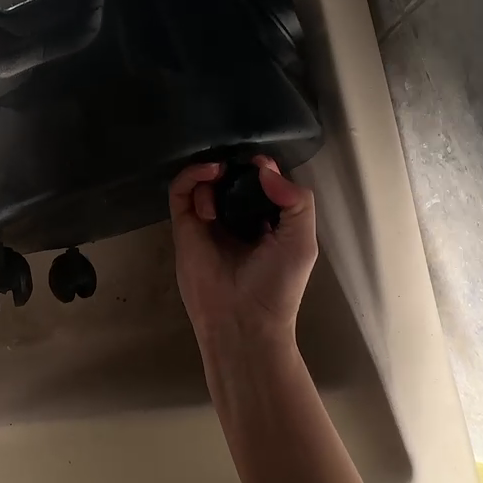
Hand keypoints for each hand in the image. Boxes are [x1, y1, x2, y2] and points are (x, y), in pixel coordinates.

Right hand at [170, 156, 317, 348]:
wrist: (243, 322)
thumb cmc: (276, 285)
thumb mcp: (302, 243)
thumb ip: (297, 201)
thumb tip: (264, 167)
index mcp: (264, 222)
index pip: (259, 184)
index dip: (260, 169)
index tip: (261, 162)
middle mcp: (235, 218)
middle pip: (228, 177)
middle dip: (232, 165)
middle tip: (236, 161)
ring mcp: (207, 221)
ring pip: (203, 180)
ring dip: (212, 170)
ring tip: (220, 173)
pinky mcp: (183, 225)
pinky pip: (180, 191)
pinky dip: (191, 175)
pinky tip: (208, 173)